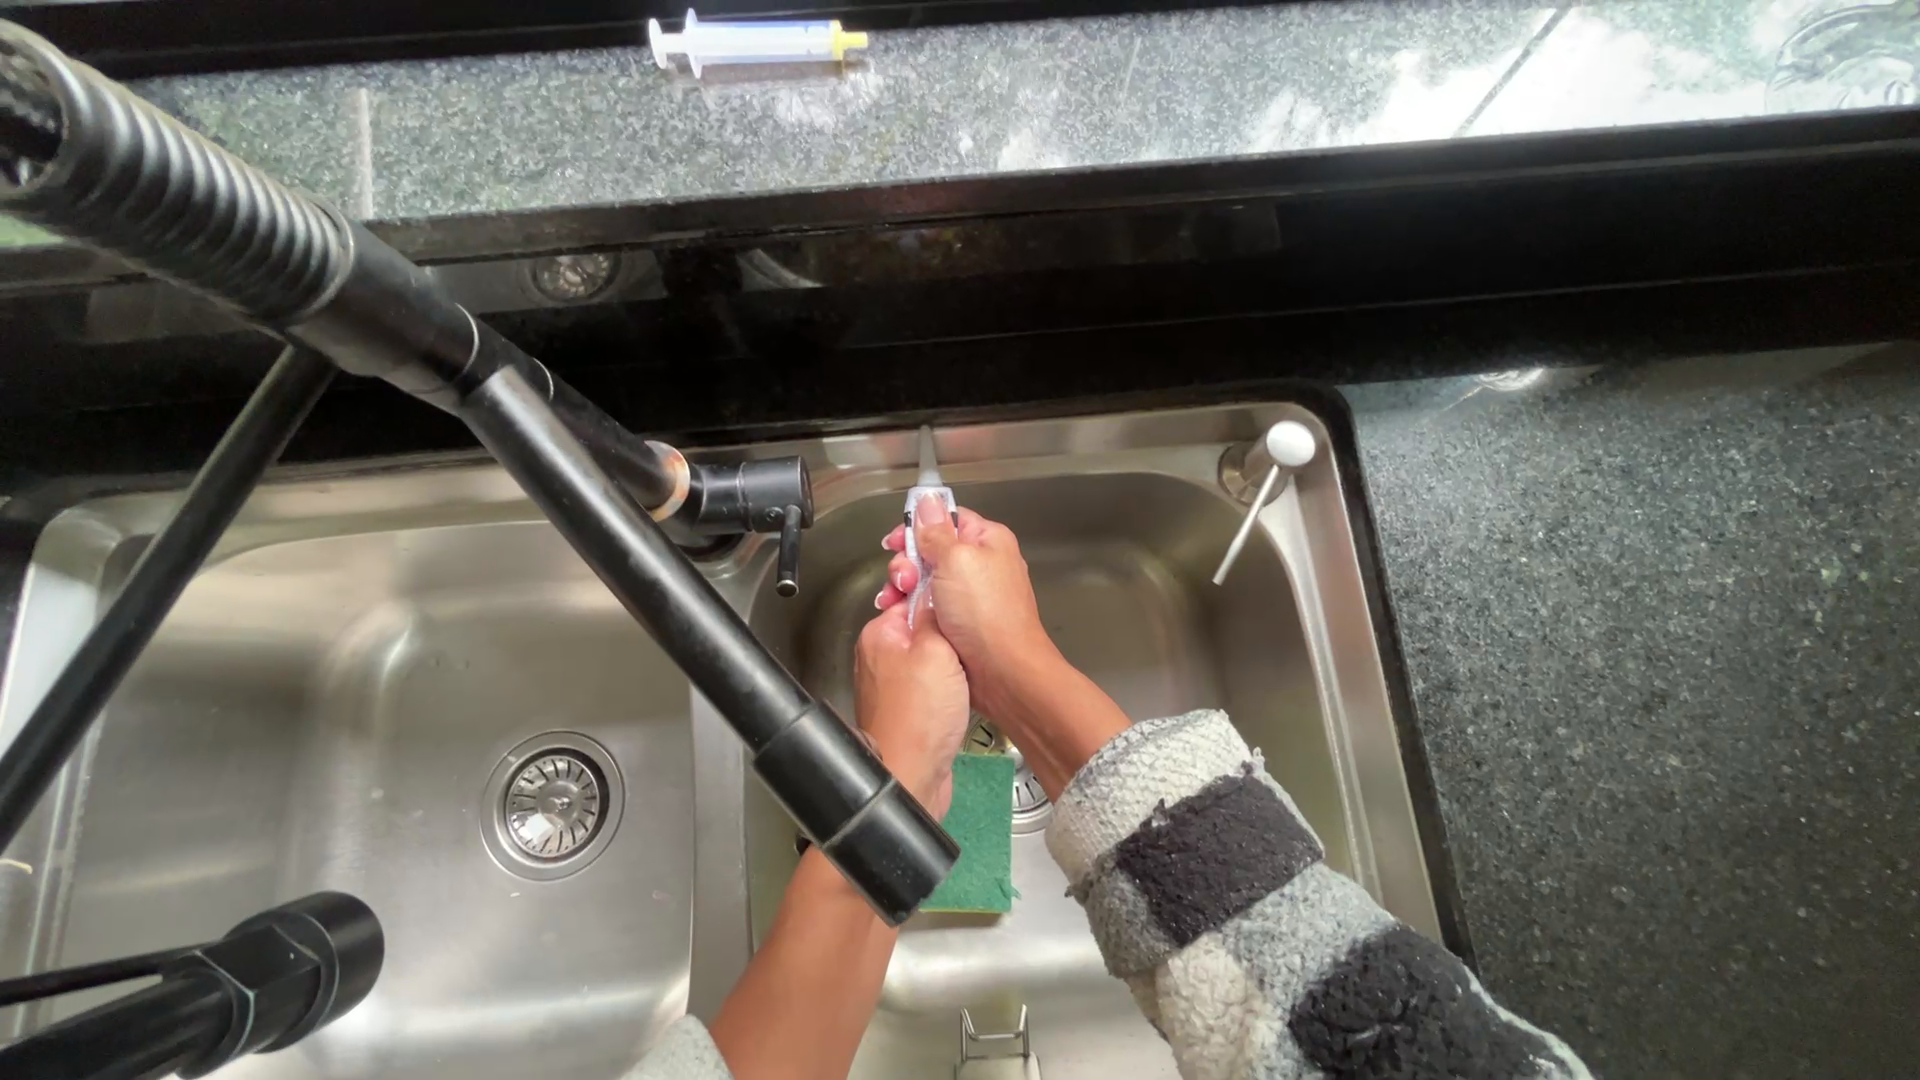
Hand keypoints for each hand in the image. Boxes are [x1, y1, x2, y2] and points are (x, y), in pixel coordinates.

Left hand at [854, 590, 970, 818]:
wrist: (912, 776)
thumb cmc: (920, 716)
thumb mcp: (936, 650)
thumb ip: (934, 616)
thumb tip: (934, 590)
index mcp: (879, 634)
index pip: (912, 597)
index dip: (940, 601)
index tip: (963, 608)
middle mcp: (878, 657)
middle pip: (922, 628)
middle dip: (949, 636)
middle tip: (968, 645)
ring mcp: (890, 685)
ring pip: (930, 658)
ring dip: (951, 665)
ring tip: (966, 672)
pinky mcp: (905, 709)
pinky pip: (930, 685)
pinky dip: (947, 688)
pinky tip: (960, 696)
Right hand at [877, 497, 1060, 720]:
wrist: (1004, 670)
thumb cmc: (984, 612)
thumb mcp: (956, 560)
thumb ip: (936, 531)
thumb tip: (927, 498)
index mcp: (986, 540)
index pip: (945, 520)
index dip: (917, 528)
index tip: (893, 542)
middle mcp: (980, 564)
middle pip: (930, 550)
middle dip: (907, 563)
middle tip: (902, 580)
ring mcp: (969, 595)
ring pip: (925, 580)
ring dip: (903, 587)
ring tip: (894, 601)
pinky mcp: (959, 622)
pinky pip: (928, 606)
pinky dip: (911, 608)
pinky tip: (898, 614)